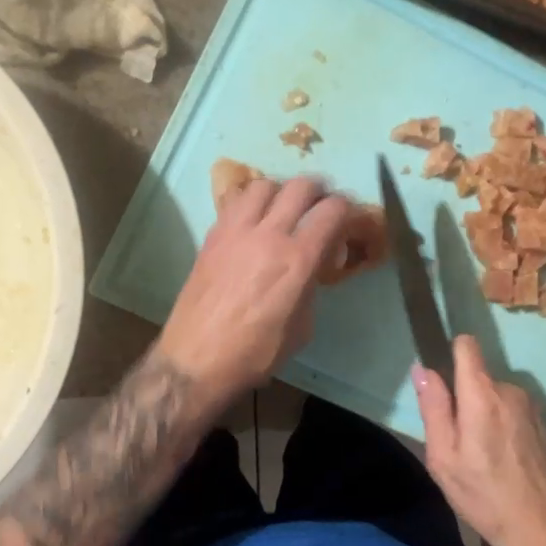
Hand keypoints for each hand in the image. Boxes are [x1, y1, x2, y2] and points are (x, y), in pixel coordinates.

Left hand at [158, 176, 350, 403]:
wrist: (196, 360)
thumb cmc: (256, 354)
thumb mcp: (302, 327)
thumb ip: (311, 287)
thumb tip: (313, 268)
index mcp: (298, 260)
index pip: (333, 210)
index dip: (348, 209)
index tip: (349, 218)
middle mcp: (269, 235)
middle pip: (301, 186)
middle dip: (319, 191)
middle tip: (321, 206)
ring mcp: (236, 231)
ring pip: (265, 185)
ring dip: (281, 191)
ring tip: (284, 208)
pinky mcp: (213, 236)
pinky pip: (236, 201)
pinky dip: (252, 202)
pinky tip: (254, 221)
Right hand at [414, 335, 545, 545]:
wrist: (540, 529)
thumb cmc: (483, 495)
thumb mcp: (443, 457)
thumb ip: (433, 408)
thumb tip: (422, 370)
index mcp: (482, 394)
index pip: (467, 346)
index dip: (451, 353)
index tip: (441, 379)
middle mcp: (510, 391)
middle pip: (478, 378)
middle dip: (464, 400)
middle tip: (456, 442)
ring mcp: (531, 408)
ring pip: (494, 398)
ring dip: (483, 416)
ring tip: (479, 457)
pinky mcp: (543, 426)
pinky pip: (511, 413)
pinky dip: (502, 428)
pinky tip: (501, 463)